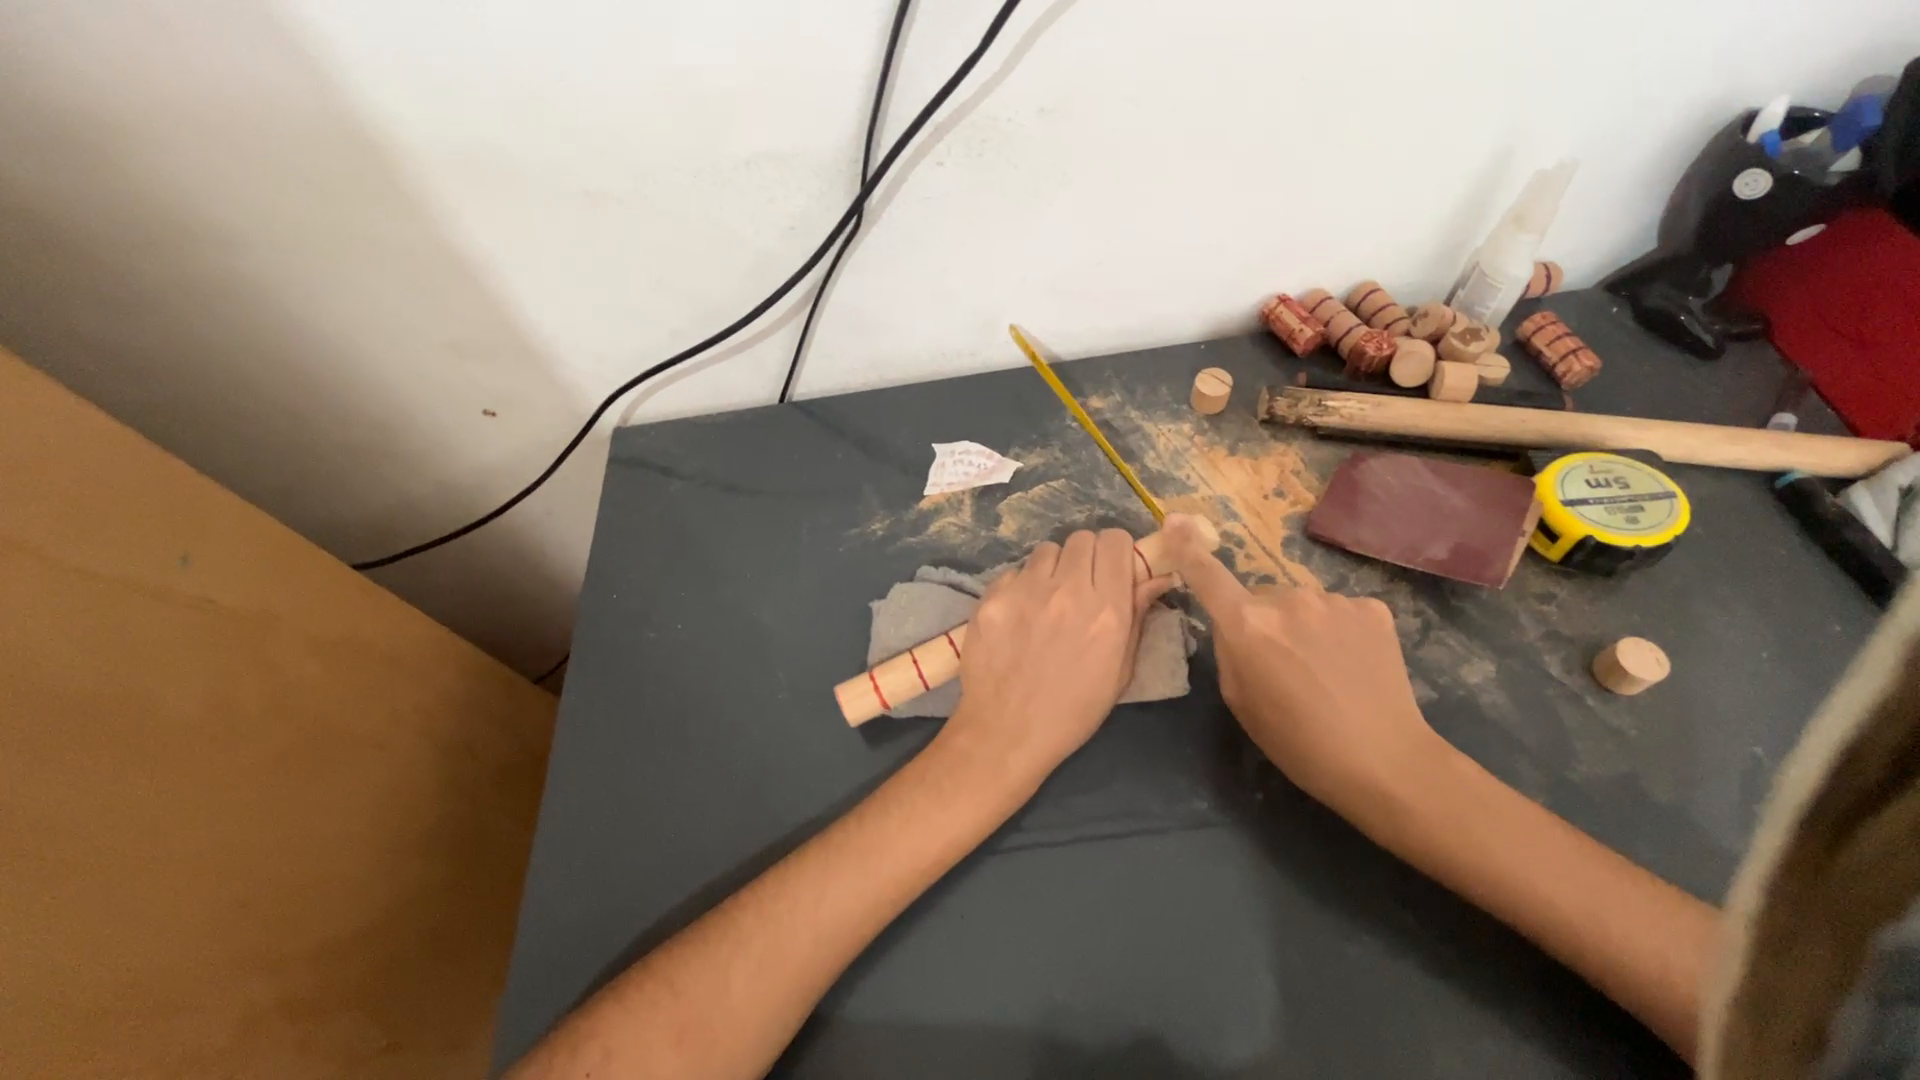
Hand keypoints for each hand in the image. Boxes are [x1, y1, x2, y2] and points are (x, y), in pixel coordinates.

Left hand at [945, 528, 1173, 782]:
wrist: (1007, 732)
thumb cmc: (1074, 710)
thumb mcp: (1120, 670)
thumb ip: (1136, 617)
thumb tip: (1154, 577)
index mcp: (1106, 609)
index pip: (1116, 541)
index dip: (1117, 552)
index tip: (1113, 569)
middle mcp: (1067, 591)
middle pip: (1082, 538)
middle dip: (1086, 556)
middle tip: (1081, 584)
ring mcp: (1024, 591)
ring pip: (1046, 550)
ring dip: (1052, 568)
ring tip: (1047, 599)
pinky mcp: (991, 598)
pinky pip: (1013, 572)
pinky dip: (1020, 586)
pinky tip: (1018, 616)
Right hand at [1166, 521, 1445, 816]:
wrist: (1382, 760)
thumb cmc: (1296, 741)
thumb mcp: (1240, 700)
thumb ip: (1229, 651)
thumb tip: (1233, 624)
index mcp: (1246, 624)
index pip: (1207, 576)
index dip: (1187, 547)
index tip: (1174, 520)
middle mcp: (1287, 600)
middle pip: (1261, 599)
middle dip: (1264, 622)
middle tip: (1283, 669)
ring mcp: (1334, 600)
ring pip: (1302, 605)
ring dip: (1303, 627)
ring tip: (1324, 673)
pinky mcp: (1372, 608)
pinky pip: (1339, 612)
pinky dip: (1339, 632)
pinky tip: (1352, 666)